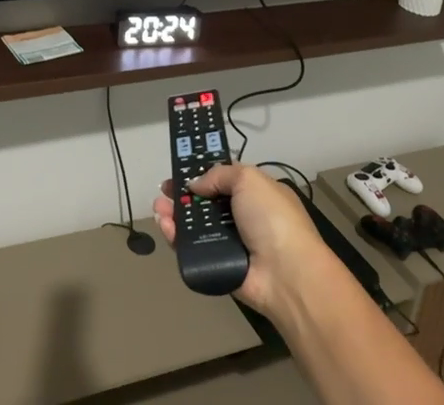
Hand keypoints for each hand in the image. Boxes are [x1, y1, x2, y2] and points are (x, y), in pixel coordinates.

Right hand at [154, 163, 331, 316]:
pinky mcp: (217, 264)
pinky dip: (176, 236)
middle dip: (184, 194)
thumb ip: (219, 175)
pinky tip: (164, 225)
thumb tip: (195, 185)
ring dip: (175, 214)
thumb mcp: (250, 180)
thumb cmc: (272, 218)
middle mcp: (243, 217)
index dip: (203, 174)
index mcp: (256, 194)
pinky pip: (192, 248)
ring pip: (196, 225)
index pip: (225, 180)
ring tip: (158, 207)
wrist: (285, 273)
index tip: (182, 170)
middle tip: (163, 190)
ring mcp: (230, 242)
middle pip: (206, 203)